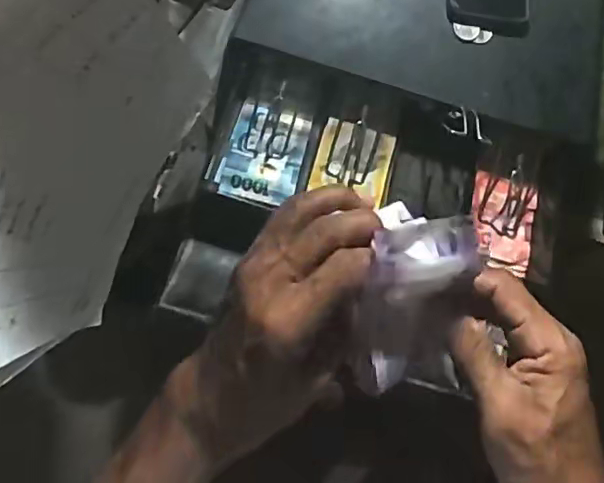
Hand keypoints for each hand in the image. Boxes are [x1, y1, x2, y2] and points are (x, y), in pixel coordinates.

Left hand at [104, 187, 380, 481]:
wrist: (208, 396)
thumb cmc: (265, 403)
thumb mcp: (316, 381)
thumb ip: (345, 331)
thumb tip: (377, 288)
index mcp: (287, 320)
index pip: (341, 269)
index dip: (372, 258)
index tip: (394, 257)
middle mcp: (269, 279)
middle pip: (323, 231)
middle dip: (360, 223)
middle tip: (387, 227)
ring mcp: (256, 260)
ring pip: (300, 210)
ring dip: (336, 200)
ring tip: (364, 203)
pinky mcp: (250, 253)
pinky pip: (284, 215)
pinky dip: (313, 203)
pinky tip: (335, 205)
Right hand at [449, 269, 603, 482]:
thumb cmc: (536, 459)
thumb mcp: (500, 406)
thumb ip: (475, 352)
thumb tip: (448, 310)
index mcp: (552, 339)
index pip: (507, 288)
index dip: (471, 278)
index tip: (436, 276)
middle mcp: (556, 335)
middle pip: (508, 295)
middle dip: (470, 290)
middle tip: (431, 288)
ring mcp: (552, 350)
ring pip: (508, 312)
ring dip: (475, 306)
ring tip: (439, 302)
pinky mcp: (544, 365)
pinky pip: (512, 331)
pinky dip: (486, 325)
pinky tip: (460, 325)